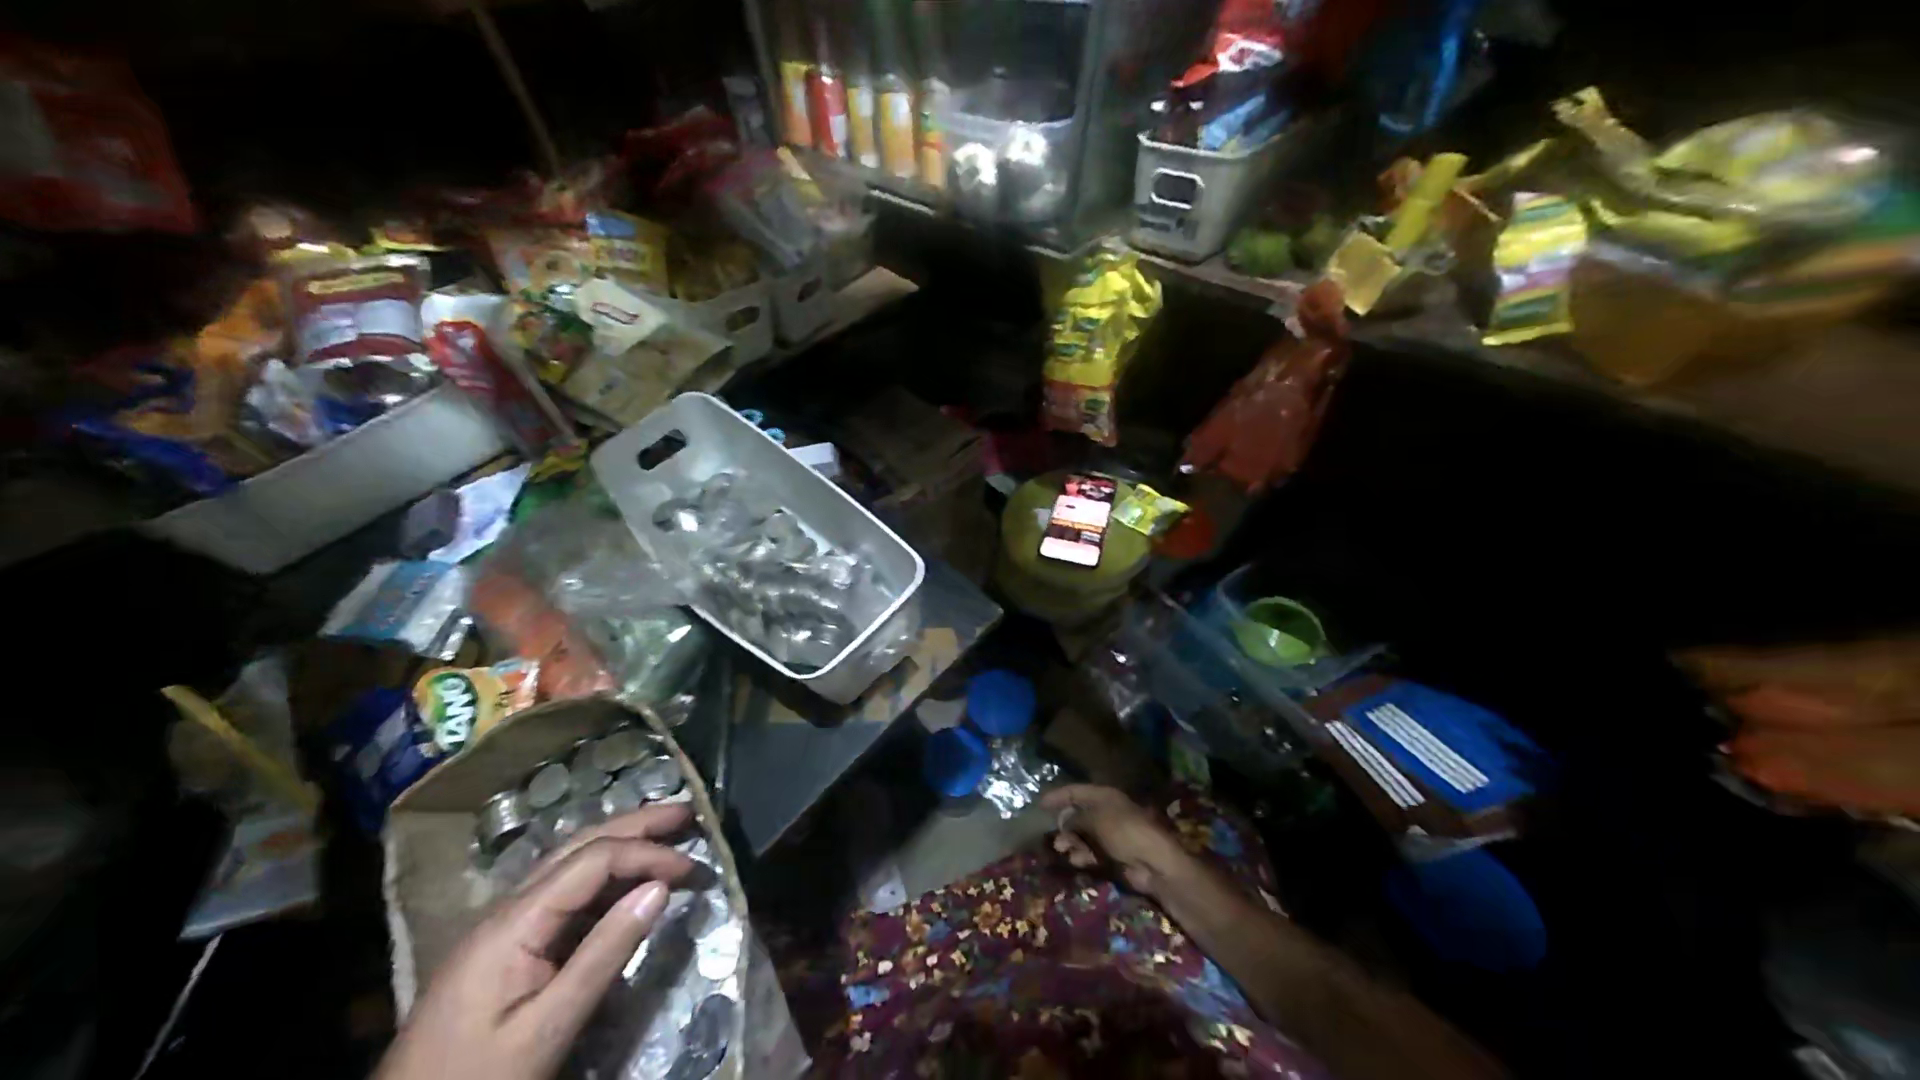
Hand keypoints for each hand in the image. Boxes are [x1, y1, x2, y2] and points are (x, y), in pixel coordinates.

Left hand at [373, 805, 700, 1079]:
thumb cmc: (476, 1077)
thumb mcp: (548, 1027)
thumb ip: (605, 954)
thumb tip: (660, 888)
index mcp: (514, 921)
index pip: (593, 859)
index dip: (647, 854)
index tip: (692, 869)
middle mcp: (507, 908)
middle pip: (579, 845)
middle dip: (635, 824)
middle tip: (686, 812)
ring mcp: (503, 925)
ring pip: (569, 862)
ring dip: (620, 841)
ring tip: (665, 831)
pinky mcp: (505, 945)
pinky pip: (561, 891)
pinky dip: (603, 874)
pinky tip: (626, 879)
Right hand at [1042, 784, 1193, 896]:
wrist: (1154, 862)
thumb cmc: (1124, 831)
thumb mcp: (1095, 818)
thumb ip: (1075, 818)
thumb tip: (1064, 822)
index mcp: (1104, 796)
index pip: (1076, 791)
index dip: (1058, 796)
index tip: (1040, 805)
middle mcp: (1106, 812)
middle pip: (1078, 815)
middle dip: (1065, 826)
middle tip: (1055, 837)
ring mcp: (1110, 834)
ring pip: (1082, 836)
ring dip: (1071, 842)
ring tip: (1064, 850)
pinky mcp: (1112, 854)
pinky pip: (1091, 851)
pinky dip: (1082, 855)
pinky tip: (1078, 861)